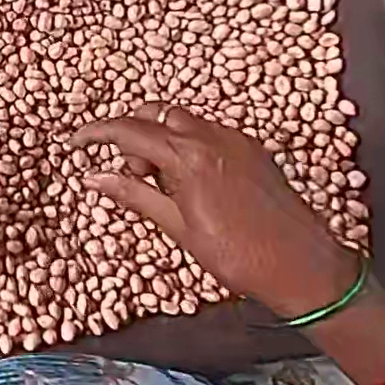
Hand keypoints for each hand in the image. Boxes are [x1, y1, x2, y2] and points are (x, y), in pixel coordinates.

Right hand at [71, 103, 357, 314]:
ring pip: (181, 121)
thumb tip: (93, 178)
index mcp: (189, 156)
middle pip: (154, 114)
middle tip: (130, 172)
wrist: (307, 270)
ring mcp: (236, 141)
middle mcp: (213, 138)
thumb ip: (133, 194)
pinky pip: (207, 132)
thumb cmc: (239, 255)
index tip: (77, 142)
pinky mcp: (252, 151)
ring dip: (159, 139)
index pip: (128, 130)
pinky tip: (188, 180)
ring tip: (160, 181)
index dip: (96, 133)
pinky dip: (186, 145)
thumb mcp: (177, 226)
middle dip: (131, 135)